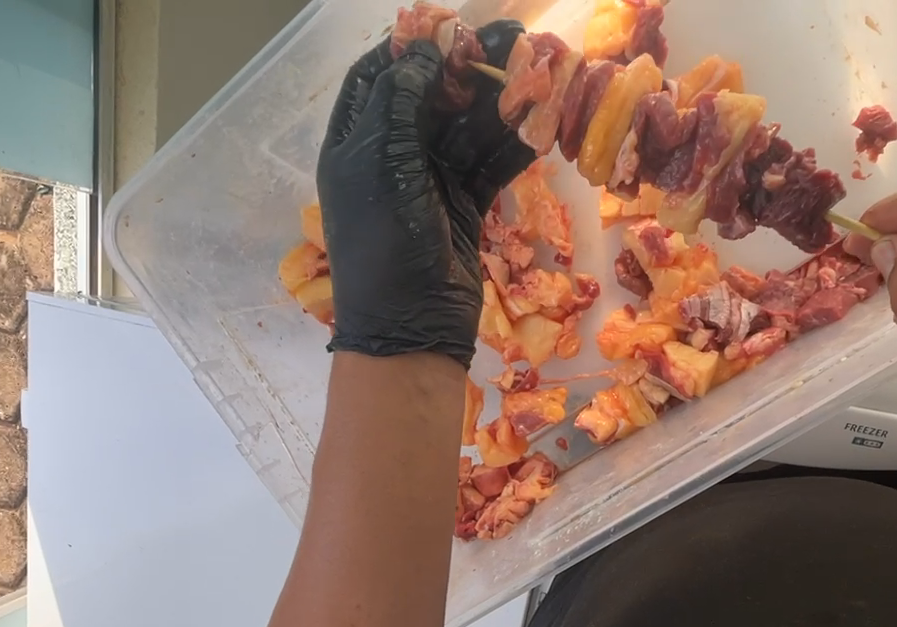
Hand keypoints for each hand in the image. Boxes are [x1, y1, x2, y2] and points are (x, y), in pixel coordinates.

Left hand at [318, 23, 536, 366]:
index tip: (449, 27)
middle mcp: (391, 160)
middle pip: (432, 99)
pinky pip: (489, 168)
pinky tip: (540, 126)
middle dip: (470, 71)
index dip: (411, 49)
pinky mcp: (462, 210)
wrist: (411, 326)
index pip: (378, 78)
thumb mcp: (382, 162)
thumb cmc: (385, 243)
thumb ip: (401, 99)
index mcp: (356, 144)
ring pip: (467, 132)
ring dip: (501, 105)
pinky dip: (512, 148)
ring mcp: (429, 186)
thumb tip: (426, 50)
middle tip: (513, 42)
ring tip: (540, 73)